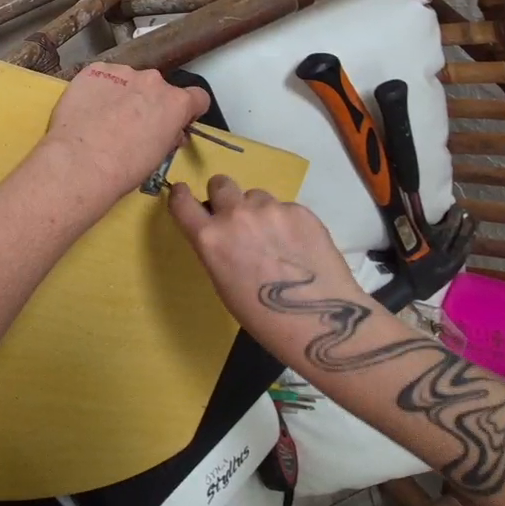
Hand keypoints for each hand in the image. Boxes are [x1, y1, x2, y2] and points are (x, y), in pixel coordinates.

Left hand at [40, 64, 211, 202]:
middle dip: (149, 103)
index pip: (197, 97)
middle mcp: (153, 80)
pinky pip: (101, 76)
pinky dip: (98, 89)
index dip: (187, 111)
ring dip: (122, 94)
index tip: (175, 122)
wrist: (81, 162)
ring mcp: (122, 72)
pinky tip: (88, 109)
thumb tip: (169, 132)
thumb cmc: (124, 168)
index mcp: (176, 102)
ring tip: (104, 118)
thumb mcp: (159, 156)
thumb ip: (168, 135)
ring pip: (128, 80)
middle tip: (132, 125)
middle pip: (157, 88)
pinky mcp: (93, 70)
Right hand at [169, 175, 367, 330]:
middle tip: (237, 219)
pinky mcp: (300, 210)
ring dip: (258, 211)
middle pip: (220, 183)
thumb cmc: (264, 318)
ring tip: (276, 240)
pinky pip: (285, 208)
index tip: (185, 194)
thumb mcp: (223, 283)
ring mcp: (270, 209)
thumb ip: (216, 248)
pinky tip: (300, 248)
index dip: (181, 195)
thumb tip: (221, 232)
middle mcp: (236, 215)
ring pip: (256, 196)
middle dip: (224, 197)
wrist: (323, 323)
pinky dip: (287, 223)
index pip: (181, 200)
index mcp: (210, 238)